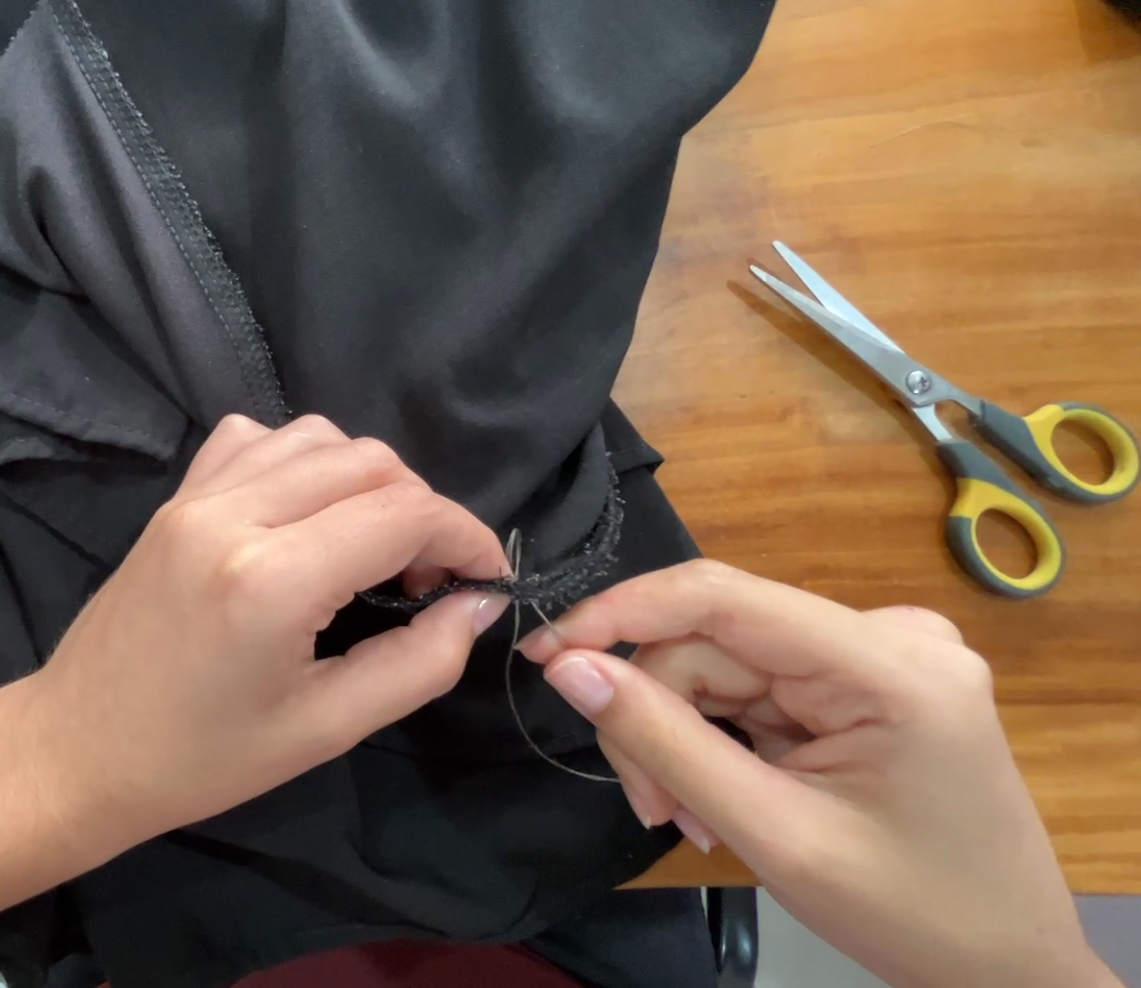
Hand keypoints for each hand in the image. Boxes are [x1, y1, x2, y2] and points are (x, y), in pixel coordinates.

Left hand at [21, 414, 508, 850]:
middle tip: (426, 577)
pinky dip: (301, 459)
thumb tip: (477, 604)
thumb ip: (419, 663)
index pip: (403, 512)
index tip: (485, 577)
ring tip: (370, 544)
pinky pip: (254, 440)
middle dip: (422, 509)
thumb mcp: (325, 729)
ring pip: (316, 437)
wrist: (79, 745)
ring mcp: (195, 495)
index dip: (465, 536)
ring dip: (366, 479)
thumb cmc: (201, 757)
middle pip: (368, 461)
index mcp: (272, 578)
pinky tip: (302, 511)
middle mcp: (232, 513)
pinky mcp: (175, 496)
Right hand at [518, 561, 1115, 987]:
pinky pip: (729, 679)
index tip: (543, 654)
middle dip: (652, 714)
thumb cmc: (910, 915)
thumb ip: (660, 739)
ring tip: (677, 810)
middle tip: (644, 799)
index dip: (616, 613)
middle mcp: (879, 635)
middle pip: (702, 640)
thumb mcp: (771, 833)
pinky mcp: (843, 671)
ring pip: (704, 661)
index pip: (716, 597)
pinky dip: (701, 734)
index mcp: (888, 664)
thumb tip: (564, 666)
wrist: (1004, 973)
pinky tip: (708, 790)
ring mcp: (863, 650)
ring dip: (672, 733)